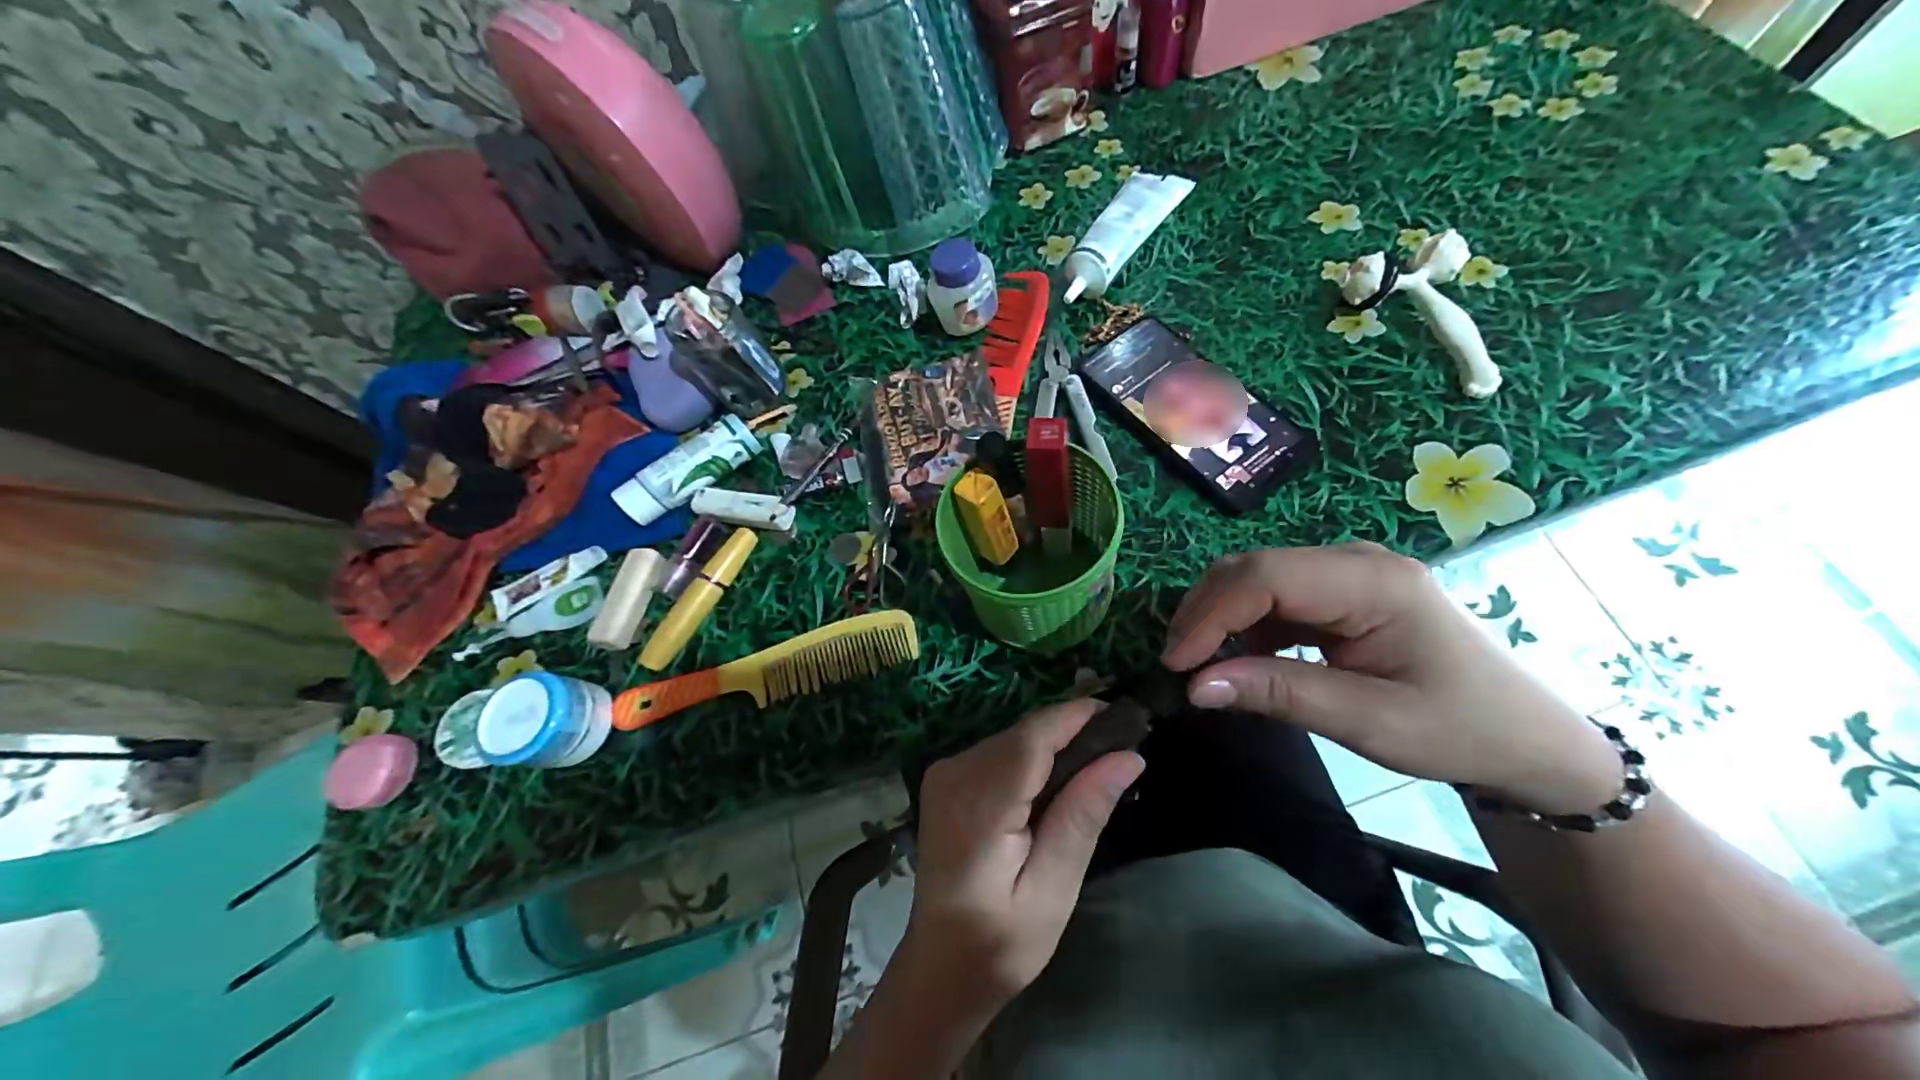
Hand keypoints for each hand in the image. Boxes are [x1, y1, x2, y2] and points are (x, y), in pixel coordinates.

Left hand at [902, 700, 1144, 1012]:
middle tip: (1124, 755)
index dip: (1079, 716)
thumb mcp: (1053, 889)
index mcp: (977, 803)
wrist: (939, 966)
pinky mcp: (946, 779)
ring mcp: (945, 773)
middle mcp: (954, 773)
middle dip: (1073, 733)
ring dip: (1055, 746)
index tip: (1129, 718)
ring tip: (1099, 771)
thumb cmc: (1000, 942)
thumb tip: (1129, 756)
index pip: (1033, 737)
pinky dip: (1032, 759)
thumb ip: (1083, 815)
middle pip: (1023, 733)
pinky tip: (1058, 785)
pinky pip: (999, 752)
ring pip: (1013, 738)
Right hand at [1161, 544, 1619, 815]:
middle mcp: (1354, 561)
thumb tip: (1195, 685)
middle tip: (1177, 667)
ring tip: (1197, 666)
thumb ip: (1280, 695)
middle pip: (1252, 568)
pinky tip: (1234, 659)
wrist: (1523, 738)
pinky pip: (1271, 597)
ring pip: (1253, 578)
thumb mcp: (1370, 722)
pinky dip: (1241, 626)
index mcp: (1374, 582)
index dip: (1210, 615)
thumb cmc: (1459, 730)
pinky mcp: (1338, 593)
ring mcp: (1346, 573)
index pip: (1265, 577)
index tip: (1176, 665)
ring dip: (1217, 618)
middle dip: (1204, 613)